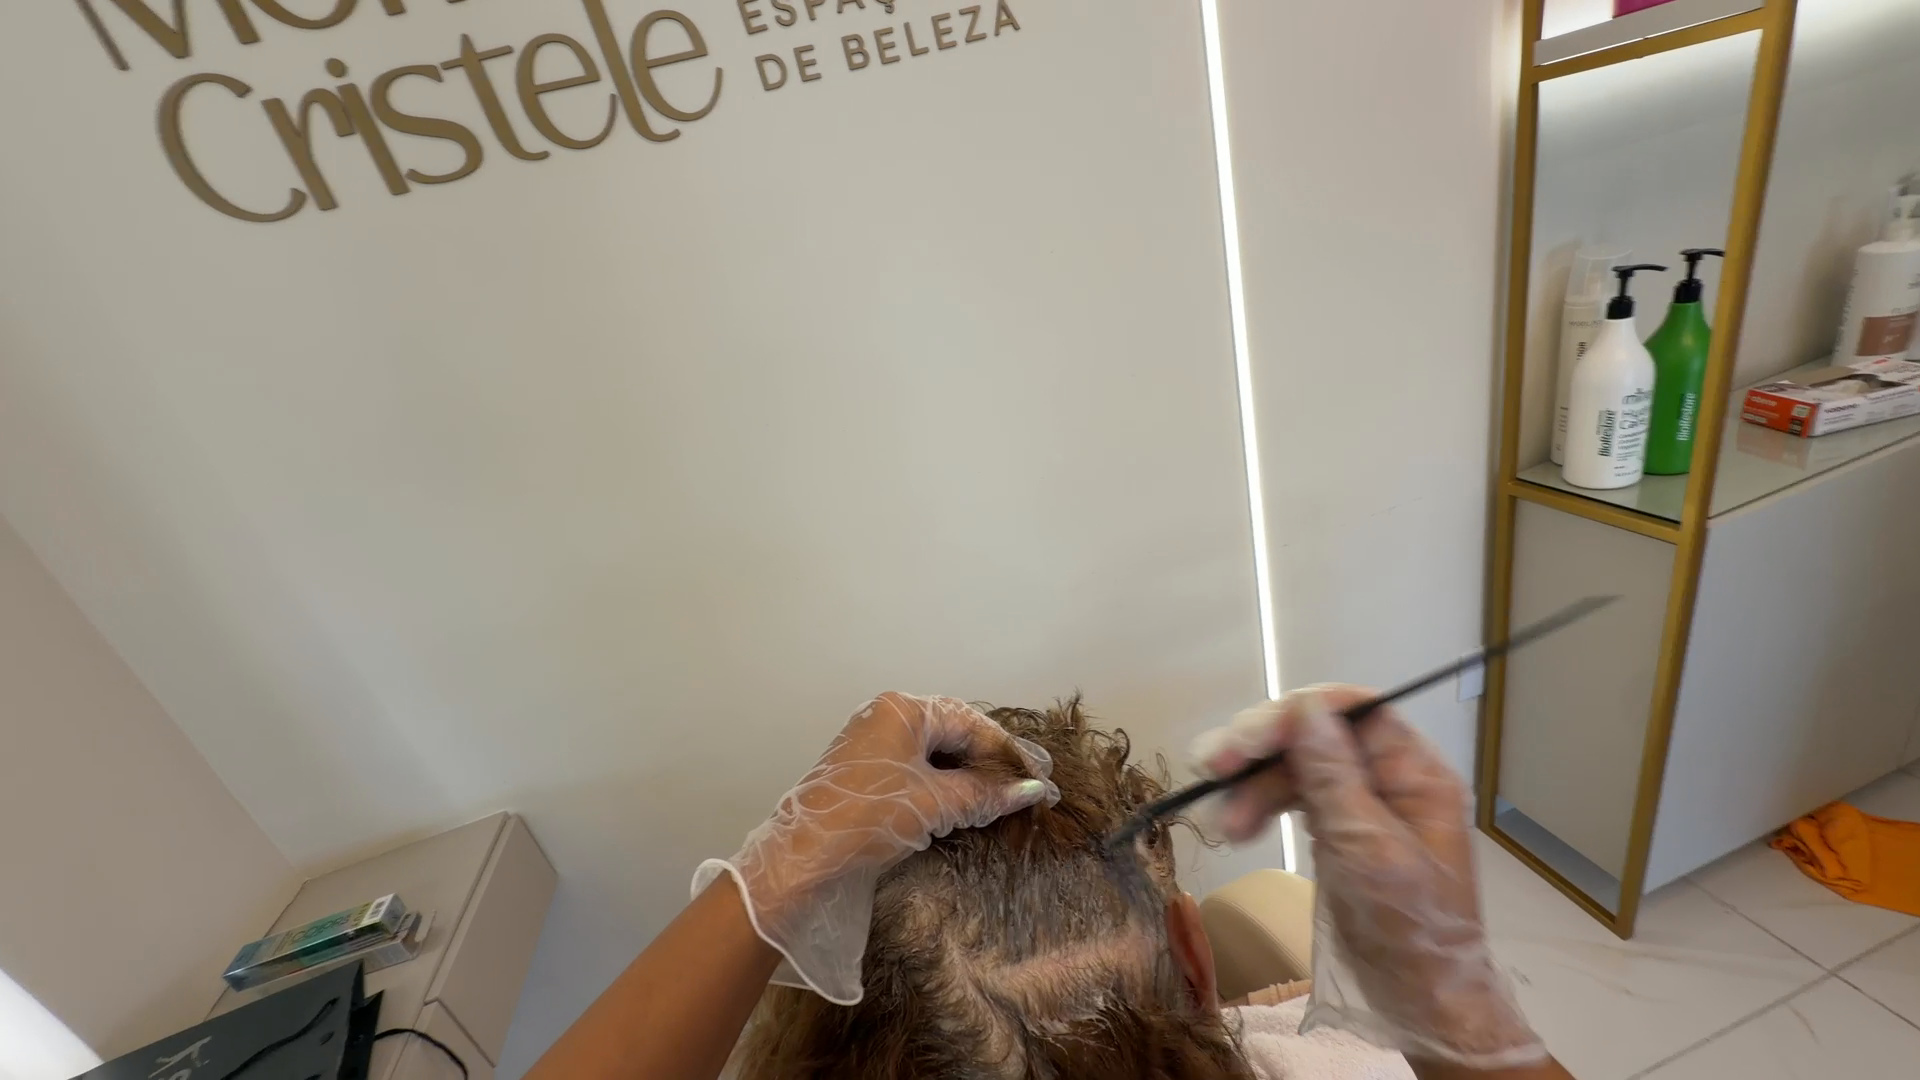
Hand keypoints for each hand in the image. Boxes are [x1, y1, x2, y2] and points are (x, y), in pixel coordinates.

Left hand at [693, 692, 1057, 1004]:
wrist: (802, 858)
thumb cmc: (869, 817)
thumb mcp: (934, 803)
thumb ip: (985, 794)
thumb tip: (1032, 790)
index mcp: (903, 709)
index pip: (969, 722)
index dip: (1006, 752)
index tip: (1037, 776)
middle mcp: (887, 715)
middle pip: (952, 733)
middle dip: (988, 762)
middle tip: (1025, 787)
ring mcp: (874, 741)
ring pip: (935, 752)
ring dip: (967, 775)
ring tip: (1001, 798)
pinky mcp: (866, 768)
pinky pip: (917, 767)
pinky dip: (943, 784)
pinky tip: (964, 803)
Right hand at [1191, 686, 1545, 1070]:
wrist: (1417, 999)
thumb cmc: (1406, 925)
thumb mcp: (1367, 846)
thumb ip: (1334, 774)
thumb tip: (1304, 707)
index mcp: (1413, 771)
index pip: (1351, 710)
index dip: (1295, 713)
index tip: (1248, 738)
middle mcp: (1383, 773)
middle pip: (1311, 732)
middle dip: (1259, 748)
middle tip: (1212, 765)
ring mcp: (1355, 797)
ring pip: (1289, 763)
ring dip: (1248, 785)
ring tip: (1222, 821)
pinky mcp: (1331, 821)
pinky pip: (1285, 794)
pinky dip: (1256, 805)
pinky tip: (1234, 826)